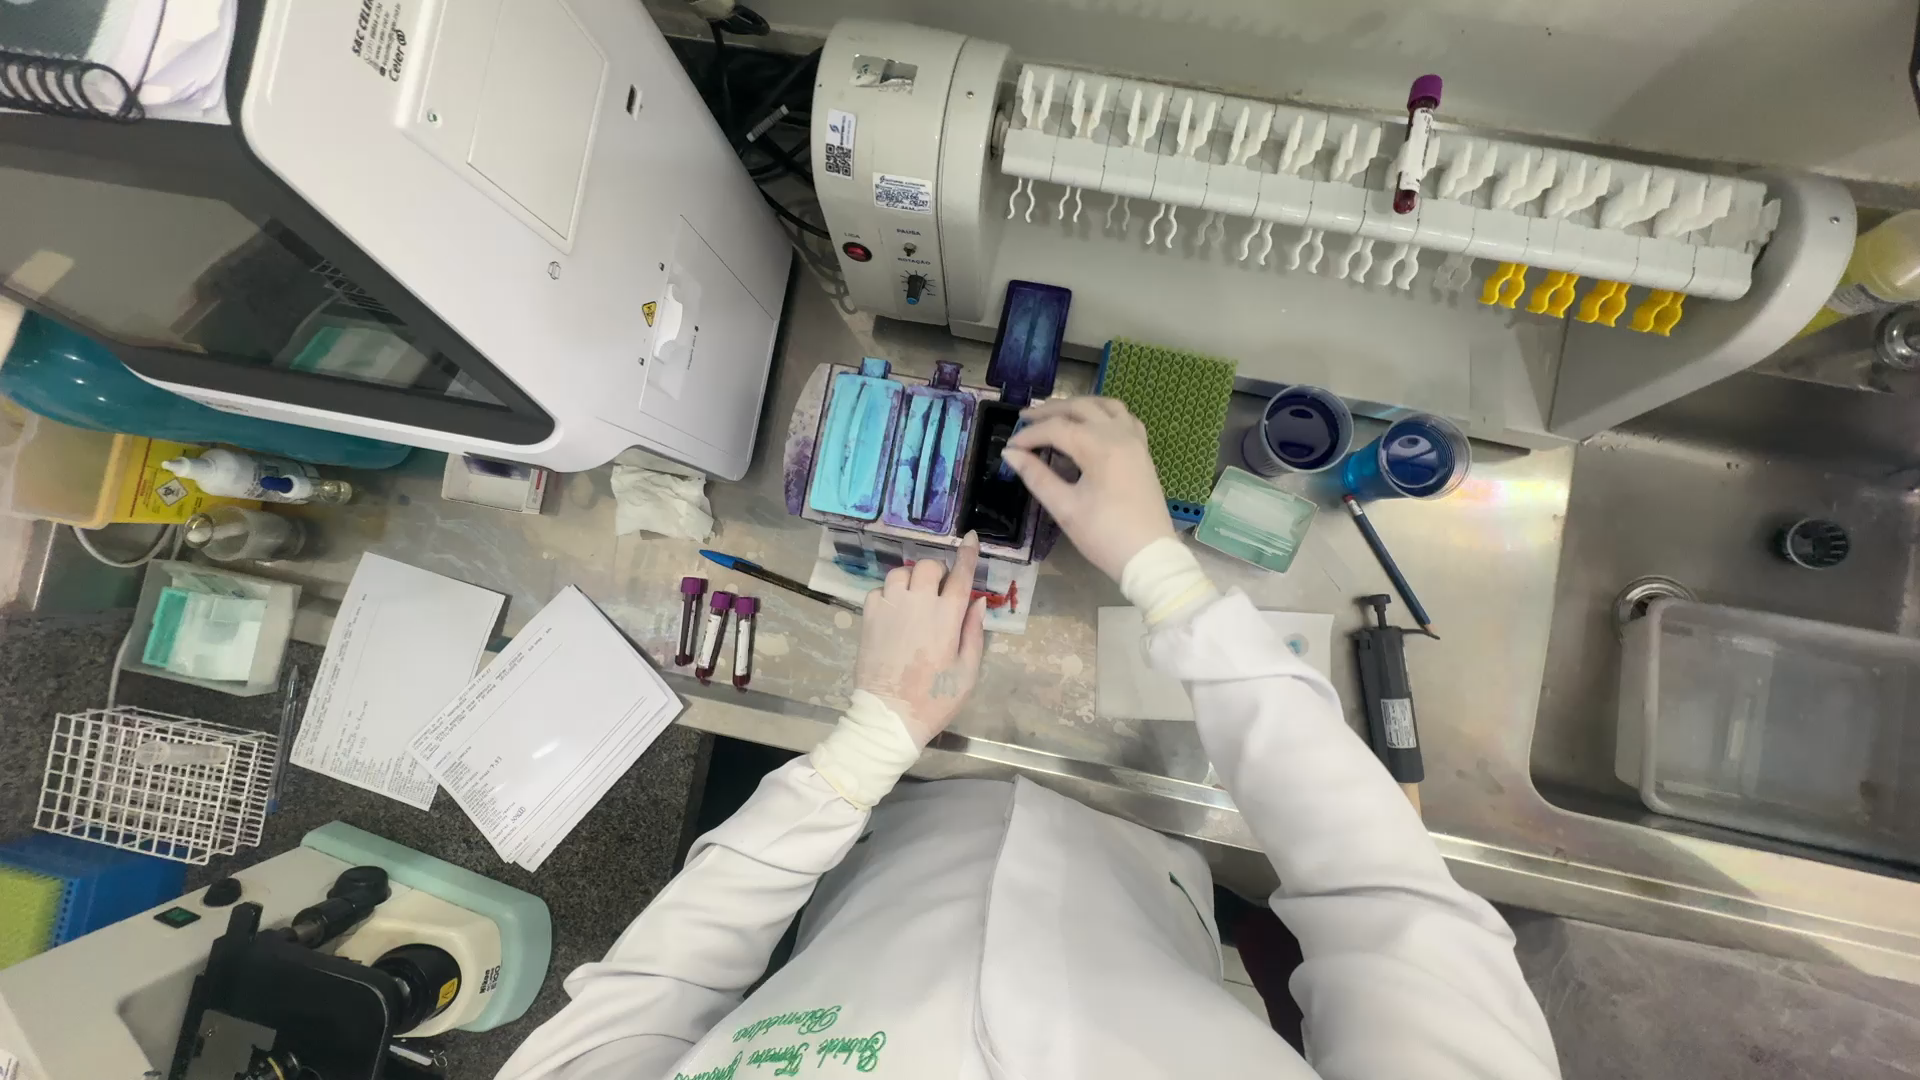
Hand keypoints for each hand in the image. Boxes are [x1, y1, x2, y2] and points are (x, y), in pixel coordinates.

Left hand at [855, 532, 988, 744]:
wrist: (889, 717)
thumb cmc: (935, 699)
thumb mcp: (968, 671)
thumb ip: (974, 631)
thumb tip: (977, 600)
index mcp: (947, 616)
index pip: (960, 574)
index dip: (967, 554)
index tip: (970, 538)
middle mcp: (917, 603)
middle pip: (928, 566)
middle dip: (937, 572)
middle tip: (940, 591)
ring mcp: (889, 607)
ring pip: (900, 573)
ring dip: (911, 580)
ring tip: (915, 599)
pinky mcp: (869, 617)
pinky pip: (879, 590)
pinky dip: (889, 594)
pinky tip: (894, 612)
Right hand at [999, 397, 1174, 580]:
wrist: (1149, 557)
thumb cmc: (1104, 536)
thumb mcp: (1065, 508)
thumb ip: (1036, 476)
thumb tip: (1011, 454)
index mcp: (1099, 447)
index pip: (1056, 429)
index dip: (1029, 435)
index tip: (1009, 448)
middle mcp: (1119, 435)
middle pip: (1080, 408)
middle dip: (1049, 412)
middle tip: (1024, 420)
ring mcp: (1135, 441)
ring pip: (1105, 406)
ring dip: (1078, 405)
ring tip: (1056, 415)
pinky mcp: (1143, 452)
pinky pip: (1124, 418)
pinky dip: (1103, 414)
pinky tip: (1091, 425)